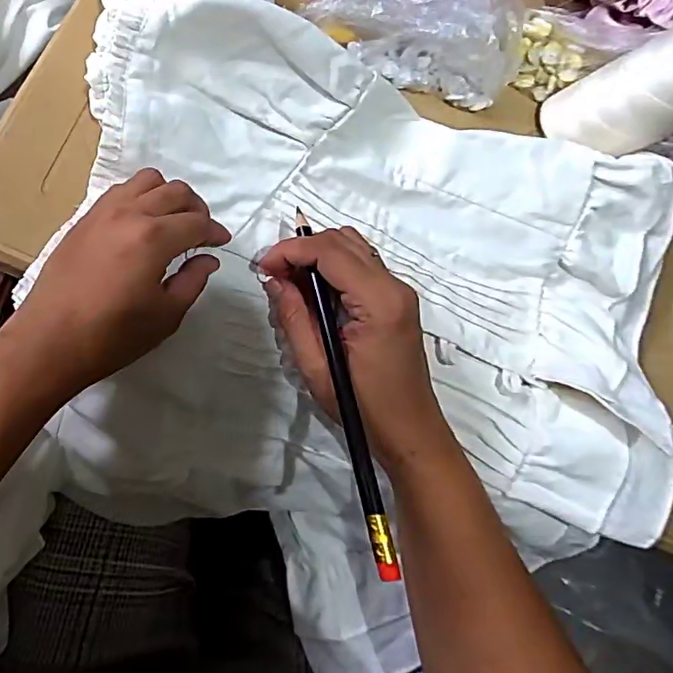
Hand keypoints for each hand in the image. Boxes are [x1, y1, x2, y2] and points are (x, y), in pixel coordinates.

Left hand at [10, 169, 230, 402]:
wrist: (50, 339)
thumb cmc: (112, 335)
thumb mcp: (164, 315)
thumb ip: (192, 281)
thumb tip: (207, 259)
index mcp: (153, 238)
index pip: (196, 221)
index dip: (214, 231)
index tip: (220, 243)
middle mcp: (129, 214)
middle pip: (175, 191)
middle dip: (196, 209)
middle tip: (200, 233)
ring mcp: (102, 212)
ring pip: (145, 181)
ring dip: (166, 195)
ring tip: (170, 221)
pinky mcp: (83, 219)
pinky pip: (118, 192)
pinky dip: (138, 197)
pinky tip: (139, 223)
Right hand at [257, 227, 450, 466]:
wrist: (409, 432)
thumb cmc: (362, 407)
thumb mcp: (315, 366)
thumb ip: (293, 316)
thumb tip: (274, 280)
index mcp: (379, 303)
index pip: (329, 251)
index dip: (290, 250)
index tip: (263, 268)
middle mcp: (394, 287)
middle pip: (341, 239)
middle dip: (300, 248)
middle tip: (272, 275)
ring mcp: (398, 291)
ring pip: (351, 245)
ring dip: (315, 253)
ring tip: (289, 281)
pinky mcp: (395, 299)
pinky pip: (359, 263)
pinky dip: (330, 264)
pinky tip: (312, 290)